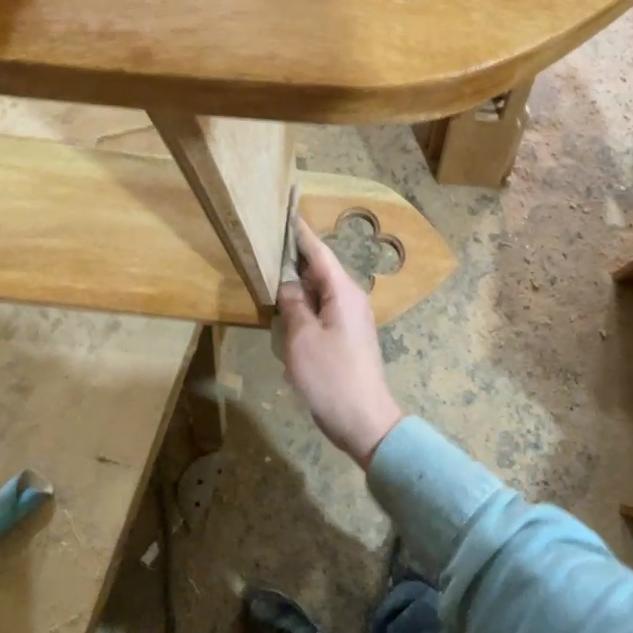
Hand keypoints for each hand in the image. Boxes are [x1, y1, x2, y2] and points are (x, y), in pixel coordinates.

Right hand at [273, 220, 404, 466]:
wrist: (364, 420)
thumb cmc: (331, 376)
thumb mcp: (302, 338)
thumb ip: (293, 305)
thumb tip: (287, 286)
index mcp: (344, 292)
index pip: (319, 253)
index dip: (301, 233)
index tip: (287, 212)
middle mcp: (352, 300)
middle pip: (320, 270)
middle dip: (295, 258)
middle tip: (268, 243)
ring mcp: (352, 320)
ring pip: (321, 292)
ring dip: (299, 285)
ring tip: (271, 273)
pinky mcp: (347, 339)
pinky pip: (323, 312)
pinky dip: (305, 307)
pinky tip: (287, 311)